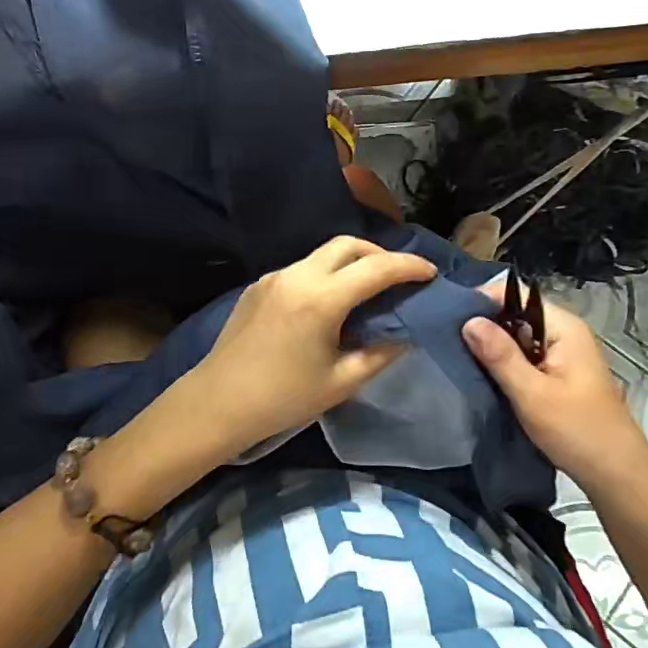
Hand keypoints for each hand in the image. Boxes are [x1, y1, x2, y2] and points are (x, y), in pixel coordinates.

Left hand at [191, 236, 437, 454]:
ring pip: (322, 254)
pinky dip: (325, 274)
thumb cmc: (282, 398)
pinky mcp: (258, 286)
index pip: (376, 268)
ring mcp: (274, 277)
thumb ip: (380, 354)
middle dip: (380, 253)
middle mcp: (297, 276)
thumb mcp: (340, 382)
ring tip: (367, 289)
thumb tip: (405, 335)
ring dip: (351, 262)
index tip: (430, 273)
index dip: (409, 266)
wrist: (217, 402)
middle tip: (399, 277)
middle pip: (347, 244)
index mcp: (321, 299)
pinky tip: (329, 303)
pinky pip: (301, 268)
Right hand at [461, 280, 647, 489]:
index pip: (518, 295)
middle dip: (486, 325)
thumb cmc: (577, 431)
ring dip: (494, 346)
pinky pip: (525, 357)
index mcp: (564, 328)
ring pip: (519, 338)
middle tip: (449, 339)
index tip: (451, 316)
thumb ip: (500, 355)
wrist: (616, 476)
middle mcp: (565, 334)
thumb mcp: (532, 394)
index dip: (484, 301)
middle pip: (517, 315)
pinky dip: (505, 363)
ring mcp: (563, 355)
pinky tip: (483, 375)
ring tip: (459, 354)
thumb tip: (469, 320)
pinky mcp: (558, 375)